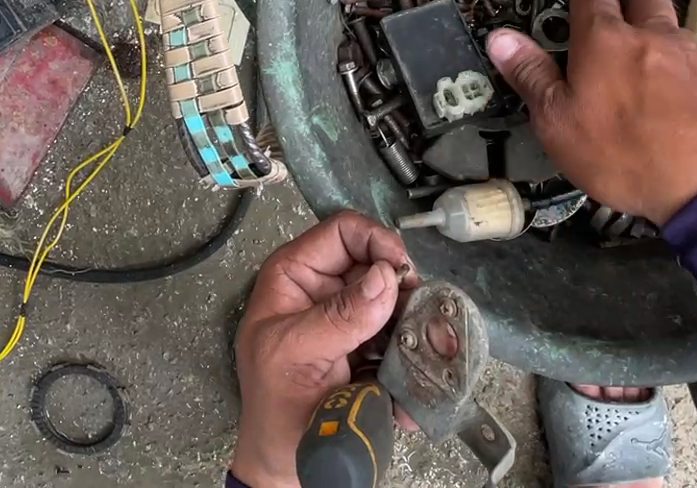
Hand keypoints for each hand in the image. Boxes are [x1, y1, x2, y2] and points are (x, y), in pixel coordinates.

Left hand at [231, 211, 411, 487]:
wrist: (285, 467)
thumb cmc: (273, 406)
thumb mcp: (295, 354)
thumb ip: (339, 317)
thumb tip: (385, 276)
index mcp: (295, 274)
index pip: (342, 231)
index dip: (376, 241)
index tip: (403, 270)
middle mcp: (325, 289)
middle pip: (377, 264)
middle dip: (402, 288)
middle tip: (420, 315)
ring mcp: (350, 319)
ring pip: (395, 300)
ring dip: (413, 325)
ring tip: (423, 352)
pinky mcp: (371, 349)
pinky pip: (401, 338)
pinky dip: (413, 357)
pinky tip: (412, 384)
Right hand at [486, 0, 696, 224]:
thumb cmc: (628, 153)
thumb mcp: (558, 121)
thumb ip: (531, 75)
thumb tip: (501, 39)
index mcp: (604, 39)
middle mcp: (650, 35)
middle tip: (610, 11)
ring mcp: (690, 56)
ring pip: (670, 24)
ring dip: (654, 28)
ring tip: (639, 51)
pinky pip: (694, 56)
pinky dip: (679, 62)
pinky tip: (672, 88)